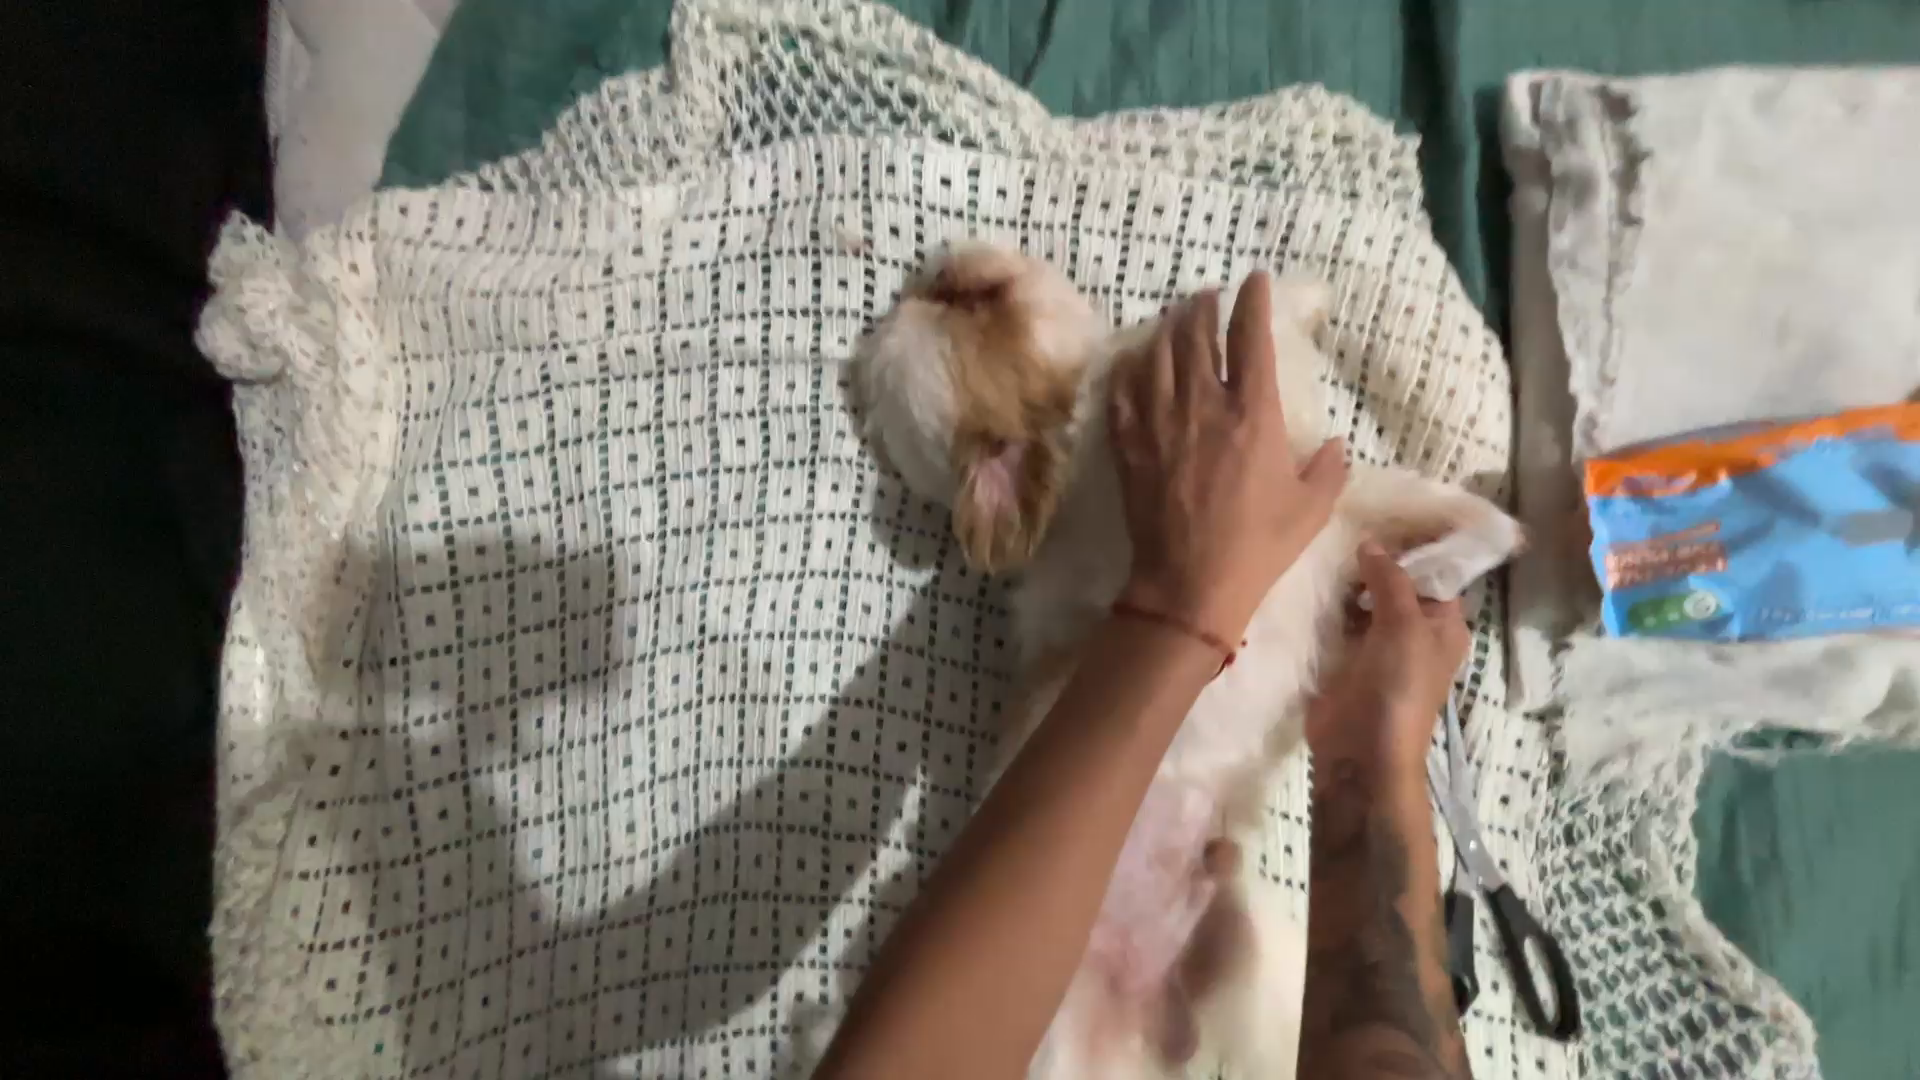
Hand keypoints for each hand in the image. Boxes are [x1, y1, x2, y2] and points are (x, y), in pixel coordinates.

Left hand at [1107, 273, 1347, 643]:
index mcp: (1253, 414)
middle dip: (1202, 307)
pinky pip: (1123, 395)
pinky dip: (1128, 371)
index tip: (1254, 280)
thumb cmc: (1257, 546)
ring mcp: (1158, 425)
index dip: (1253, 301)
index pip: (1251, 338)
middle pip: (1194, 336)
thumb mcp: (1312, 508)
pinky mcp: (1129, 447)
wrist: (1189, 582)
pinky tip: (1132, 363)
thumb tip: (1334, 444)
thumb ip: (1329, 469)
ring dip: (1165, 330)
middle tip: (1206, 296)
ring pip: (1155, 358)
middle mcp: (1202, 407)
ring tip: (1172, 319)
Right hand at [1308, 541, 1470, 780]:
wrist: (1361, 746)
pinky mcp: (1343, 657)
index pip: (1434, 574)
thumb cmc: (1396, 685)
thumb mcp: (1403, 625)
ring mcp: (1375, 645)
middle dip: (1374, 559)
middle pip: (1395, 584)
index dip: (1415, 546)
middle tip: (1344, 523)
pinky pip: (1337, 621)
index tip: (1384, 514)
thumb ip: (1390, 580)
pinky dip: (1327, 603)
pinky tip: (1309, 580)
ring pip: (1363, 600)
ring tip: (1322, 544)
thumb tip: (1371, 543)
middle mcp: (1412, 631)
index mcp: (1443, 625)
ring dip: (1347, 580)